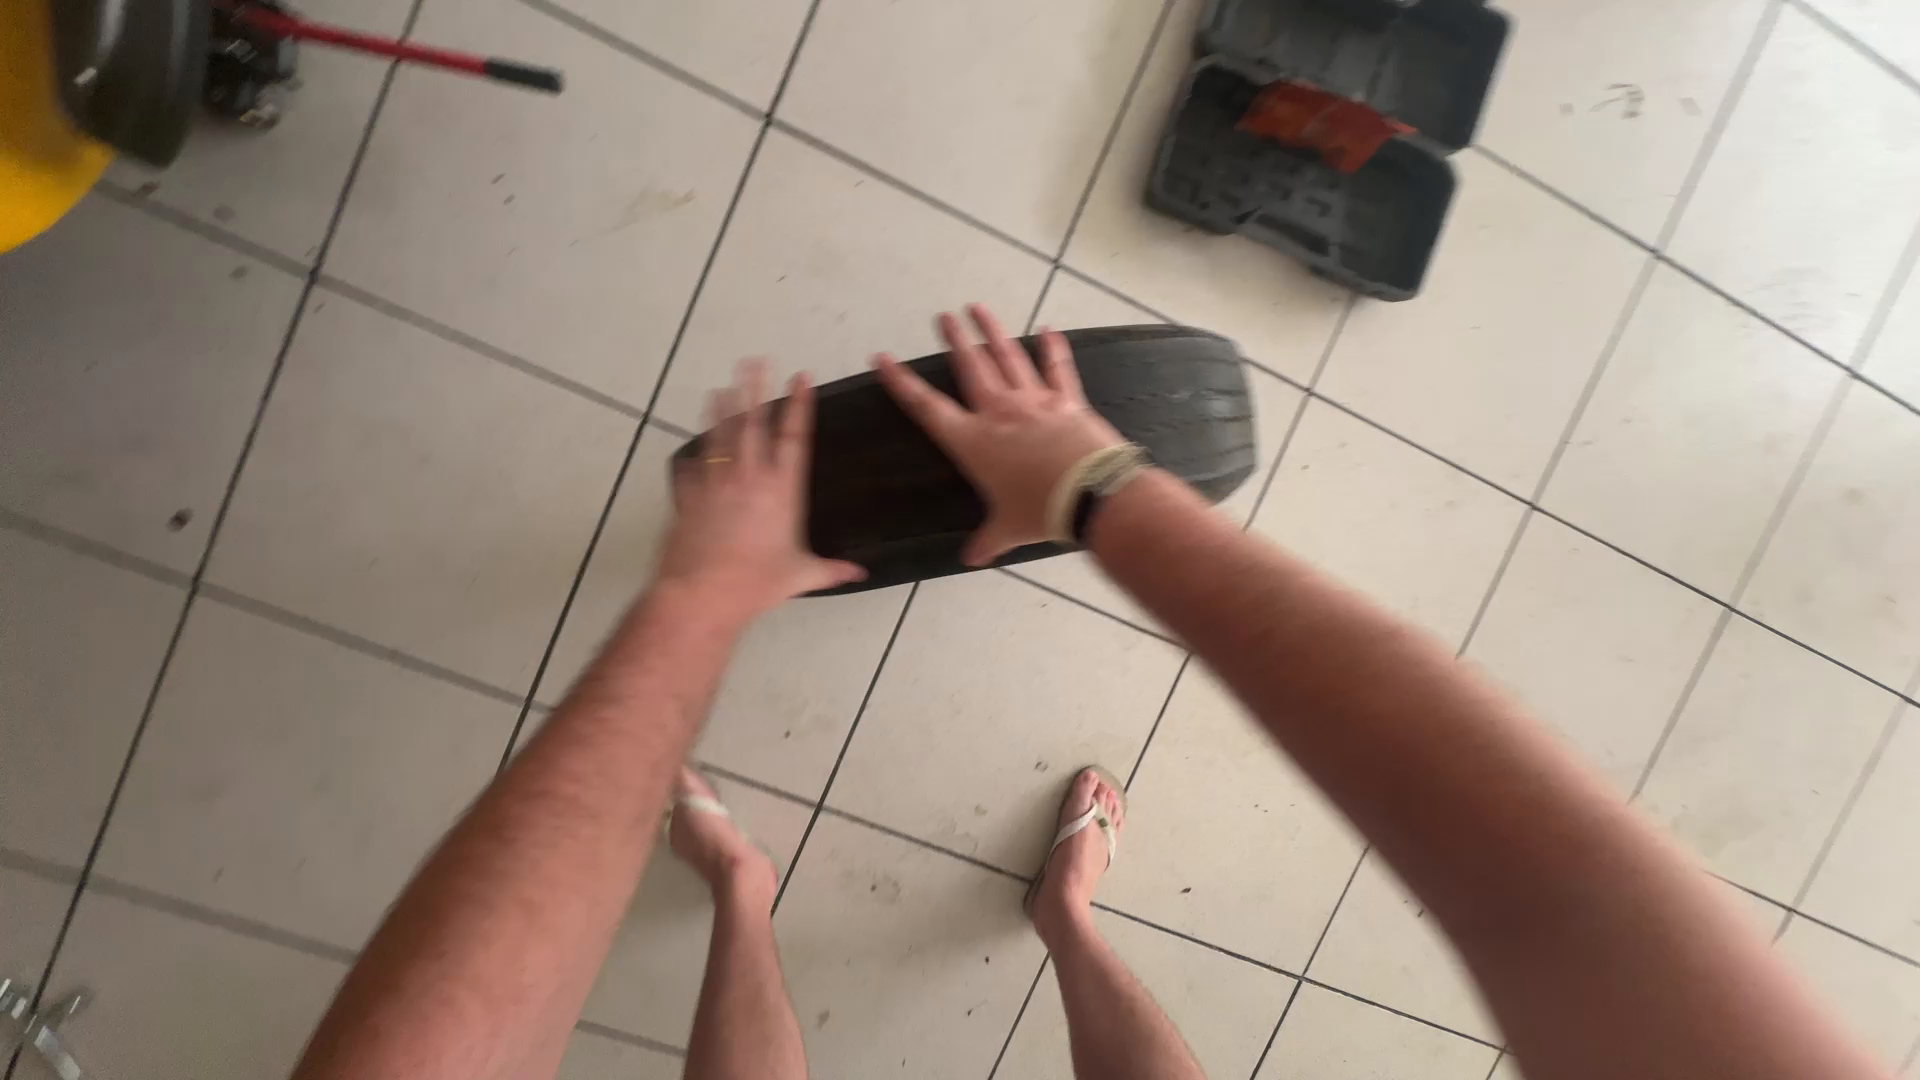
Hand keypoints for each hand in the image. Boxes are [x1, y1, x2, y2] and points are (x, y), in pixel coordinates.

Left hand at [654, 359, 865, 617]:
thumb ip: (831, 570)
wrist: (701, 594)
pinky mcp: (688, 498)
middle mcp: (749, 478)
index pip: (793, 436)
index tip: (801, 377)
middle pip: (753, 423)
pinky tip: (693, 448)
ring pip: (720, 437)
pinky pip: (692, 469)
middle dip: (755, 389)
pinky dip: (694, 456)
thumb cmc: (757, 582)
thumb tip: (860, 575)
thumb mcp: (801, 575)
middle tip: (755, 361)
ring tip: (722, 387)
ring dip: (722, 409)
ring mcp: (715, 484)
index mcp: (782, 489)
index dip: (799, 404)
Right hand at [873, 304, 1124, 565]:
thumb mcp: (1008, 529)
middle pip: (969, 368)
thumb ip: (986, 541)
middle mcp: (999, 412)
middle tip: (942, 316)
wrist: (1093, 496)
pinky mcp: (1067, 399)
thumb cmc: (1041, 512)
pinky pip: (1058, 367)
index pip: (927, 408)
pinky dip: (1053, 348)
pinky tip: (1049, 329)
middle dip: (954, 340)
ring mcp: (1034, 401)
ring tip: (978, 309)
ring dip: (992, 333)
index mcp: (973, 441)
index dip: (901, 383)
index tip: (882, 359)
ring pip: (1008, 358)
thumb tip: (970, 560)